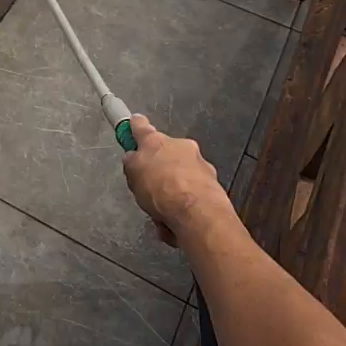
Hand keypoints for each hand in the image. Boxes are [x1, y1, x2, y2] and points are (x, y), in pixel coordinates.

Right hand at [121, 115, 229, 245]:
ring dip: (173, 188)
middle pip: (166, 153)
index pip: (141, 126)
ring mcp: (200, 164)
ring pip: (181, 174)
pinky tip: (177, 220)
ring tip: (163, 212)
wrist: (197, 212)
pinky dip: (185, 203)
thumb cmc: (159, 188)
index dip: (134, 127)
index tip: (133, 124)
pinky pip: (193, 191)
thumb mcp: (132, 175)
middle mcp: (181, 146)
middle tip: (150, 187)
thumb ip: (132, 163)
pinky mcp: (214, 184)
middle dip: (160, 167)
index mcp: (156, 141)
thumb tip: (134, 158)